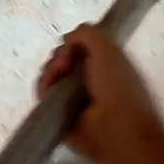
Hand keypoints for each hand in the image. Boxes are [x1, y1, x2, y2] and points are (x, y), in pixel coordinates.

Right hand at [37, 24, 163, 163]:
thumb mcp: (109, 49)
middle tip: (65, 63)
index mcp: (106, 66)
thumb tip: (67, 40)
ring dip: (50, 71)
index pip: (80, 47)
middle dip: (59, 57)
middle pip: (63, 59)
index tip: (72, 46)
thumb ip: (86, 33)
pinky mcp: (59, 115)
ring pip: (51, 74)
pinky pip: (44, 94)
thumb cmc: (118, 88)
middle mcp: (90, 81)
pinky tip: (49, 88)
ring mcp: (74, 99)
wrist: (117, 130)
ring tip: (57, 77)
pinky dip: (44, 87)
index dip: (73, 43)